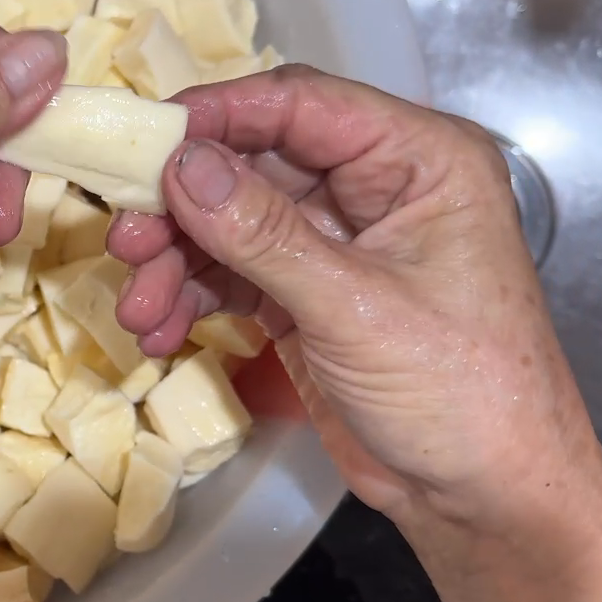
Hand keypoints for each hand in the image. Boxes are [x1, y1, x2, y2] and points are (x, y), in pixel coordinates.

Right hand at [108, 66, 601, 528]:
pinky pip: (223, 279)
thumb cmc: (457, 392)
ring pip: (222, 228)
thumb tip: (181, 165)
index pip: (299, 106)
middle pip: (245, 170)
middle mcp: (364, 191)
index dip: (216, 115)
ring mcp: (325, 246)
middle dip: (178, 211)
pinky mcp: (294, 296)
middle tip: (126, 244)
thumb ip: (263, 233)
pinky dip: (186, 303)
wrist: (475, 495)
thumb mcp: (353, 307)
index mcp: (412, 163)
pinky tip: (161, 336)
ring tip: (139, 314)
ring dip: (172, 268)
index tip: (142, 141)